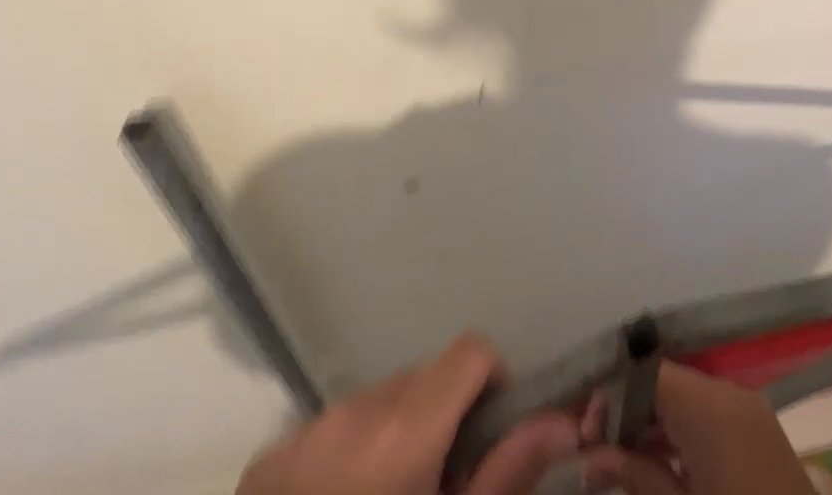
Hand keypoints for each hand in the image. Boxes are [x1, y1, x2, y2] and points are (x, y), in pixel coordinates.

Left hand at [237, 332, 578, 494]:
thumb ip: (509, 471)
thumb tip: (562, 422)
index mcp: (406, 427)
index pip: (470, 351)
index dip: (493, 380)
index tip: (492, 431)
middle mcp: (355, 412)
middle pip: (424, 377)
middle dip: (446, 414)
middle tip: (444, 481)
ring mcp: (306, 432)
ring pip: (378, 402)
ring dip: (398, 432)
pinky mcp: (269, 457)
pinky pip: (330, 428)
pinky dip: (351, 451)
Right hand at [584, 363, 811, 494]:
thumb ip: (635, 477)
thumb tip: (590, 455)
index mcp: (709, 405)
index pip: (645, 372)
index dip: (609, 396)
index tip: (583, 433)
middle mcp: (729, 394)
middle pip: (663, 384)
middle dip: (626, 413)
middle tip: (592, 453)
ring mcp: (748, 410)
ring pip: (683, 401)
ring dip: (650, 426)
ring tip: (618, 467)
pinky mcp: (758, 430)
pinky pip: (707, 417)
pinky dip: (679, 435)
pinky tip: (656, 468)